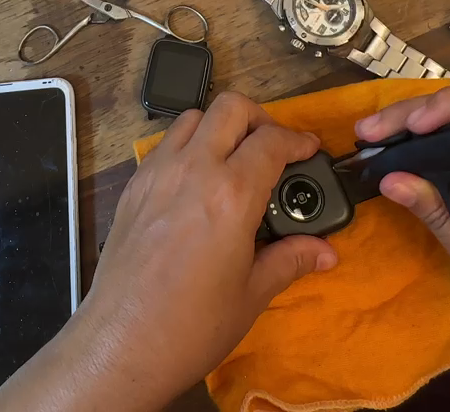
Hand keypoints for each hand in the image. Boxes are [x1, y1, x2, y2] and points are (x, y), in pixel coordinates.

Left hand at [0, 93, 336, 411]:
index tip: (308, 148)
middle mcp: (192, 168)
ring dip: (219, 126)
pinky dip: (188, 145)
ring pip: (193, 117)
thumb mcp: (252, 294)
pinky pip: (166, 143)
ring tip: (235, 158)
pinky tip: (197, 179)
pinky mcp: (135, 183)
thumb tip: (325, 251)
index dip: (297, 139)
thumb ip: (290, 259)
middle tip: (273, 146)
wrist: (123, 341)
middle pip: (230, 107)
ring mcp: (158, 171)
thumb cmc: (192, 325)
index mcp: (230, 194)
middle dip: (259, 118)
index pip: (271, 141)